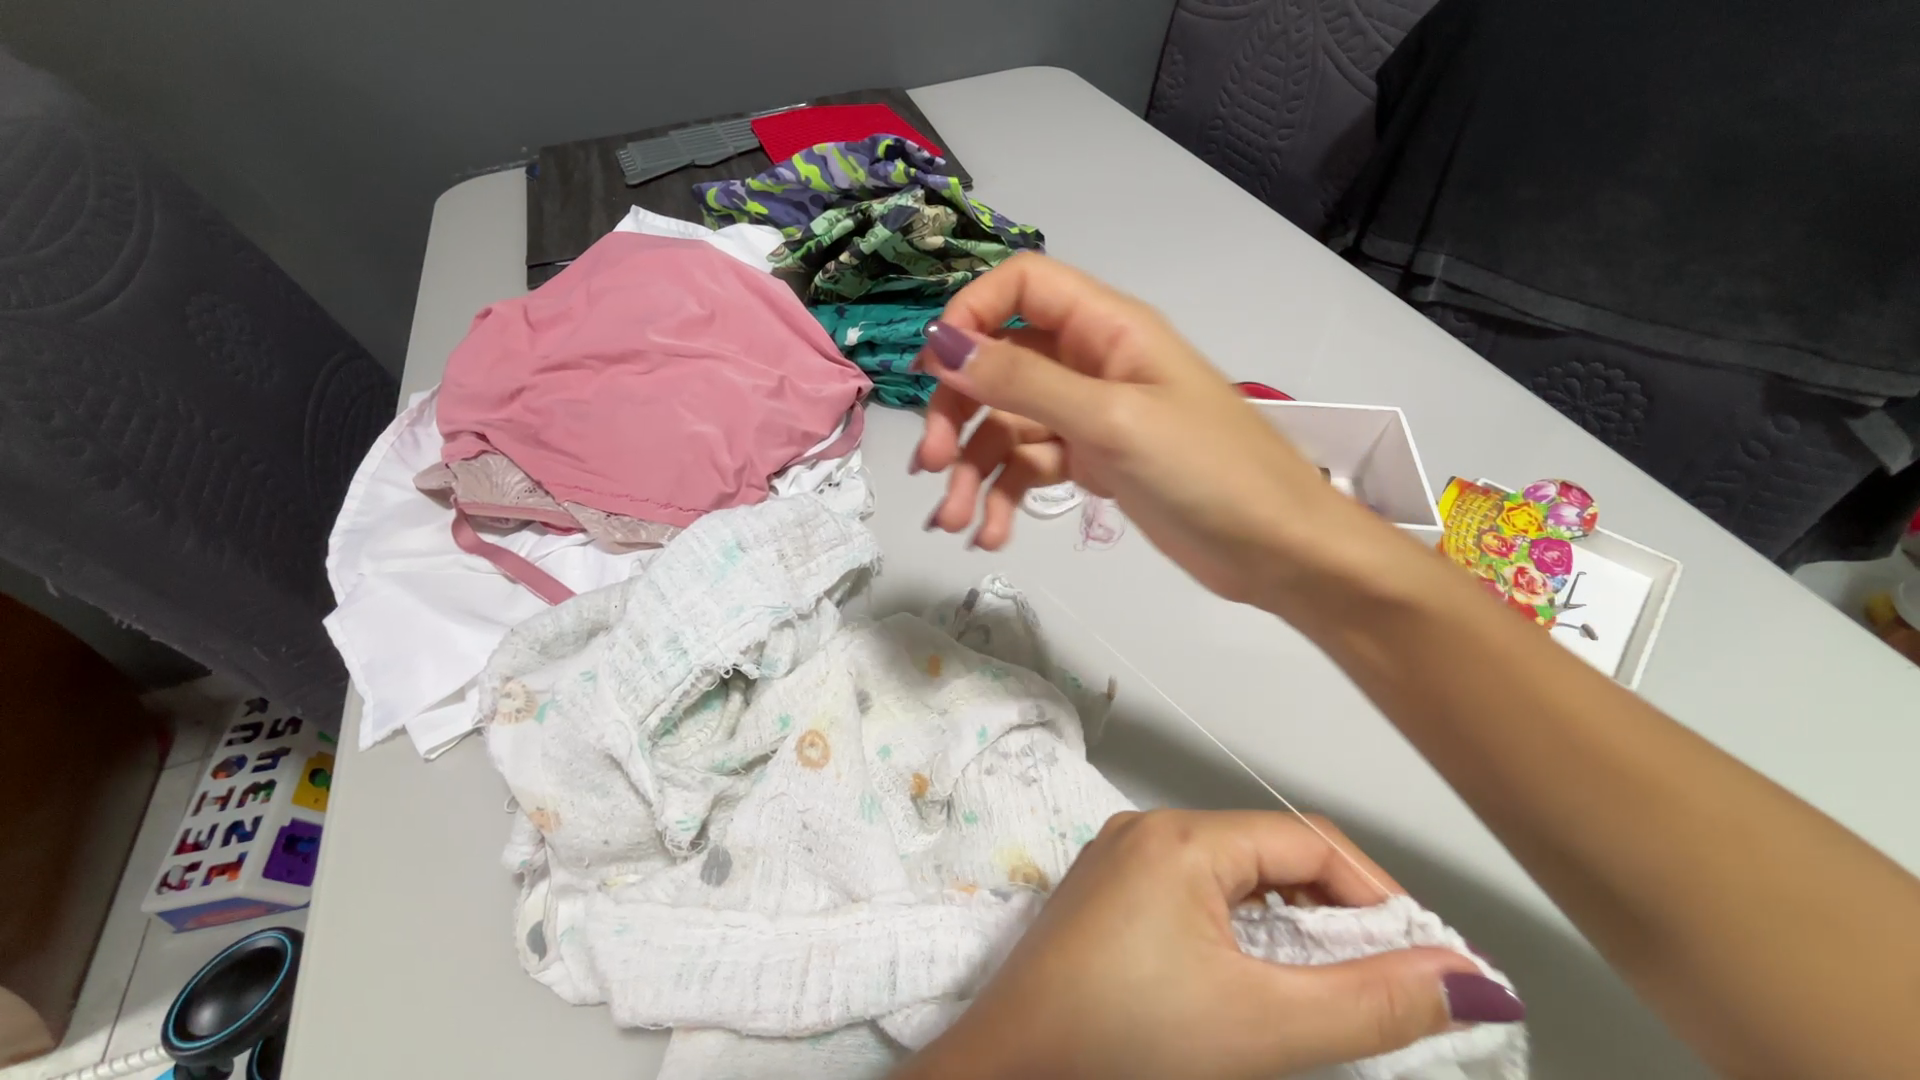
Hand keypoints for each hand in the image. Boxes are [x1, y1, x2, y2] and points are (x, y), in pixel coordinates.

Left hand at [896, 809, 1513, 1079]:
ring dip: (1288, 926)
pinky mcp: (1100, 899)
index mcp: (1180, 838)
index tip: (1426, 963)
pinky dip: (1237, 932)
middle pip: (1268, 854)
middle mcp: (1145, 832)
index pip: (1308, 841)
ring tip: (1331, 986)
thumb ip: (1374, 1003)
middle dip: (1335, 914)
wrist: (1005, 1077)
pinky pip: (1189, 897)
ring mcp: (1116, 863)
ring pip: (1230, 877)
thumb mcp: (1264, 1028)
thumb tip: (1473, 982)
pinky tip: (1253, 980)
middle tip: (1386, 982)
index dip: (1377, 896)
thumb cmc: (1127, 1047)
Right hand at [912, 254, 1397, 613]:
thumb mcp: (1112, 421)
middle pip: (999, 364)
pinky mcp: (1092, 462)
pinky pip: (1030, 467)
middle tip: (932, 467)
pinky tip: (992, 536)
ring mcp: (1089, 415)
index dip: (970, 316)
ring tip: (955, 521)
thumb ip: (1025, 382)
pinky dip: (1005, 498)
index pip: (1021, 287)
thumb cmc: (1209, 470)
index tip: (935, 371)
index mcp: (1107, 327)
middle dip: (958, 414)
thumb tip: (942, 346)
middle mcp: (1091, 362)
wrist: (1275, 548)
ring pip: (1007, 426)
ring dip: (973, 470)